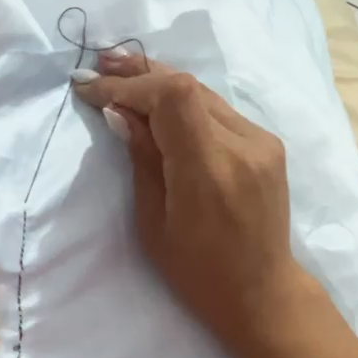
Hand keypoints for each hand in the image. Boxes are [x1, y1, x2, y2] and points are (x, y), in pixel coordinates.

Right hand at [72, 50, 310, 355]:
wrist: (260, 292)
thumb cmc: (196, 273)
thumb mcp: (153, 224)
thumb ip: (142, 161)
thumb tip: (121, 113)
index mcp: (208, 170)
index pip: (170, 98)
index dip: (128, 84)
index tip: (90, 89)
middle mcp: (242, 145)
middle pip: (187, 86)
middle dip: (140, 73)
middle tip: (99, 65)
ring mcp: (261, 142)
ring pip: (204, 93)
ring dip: (161, 81)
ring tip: (121, 71)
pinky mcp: (267, 145)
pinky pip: (219, 110)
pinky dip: (184, 101)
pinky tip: (159, 101)